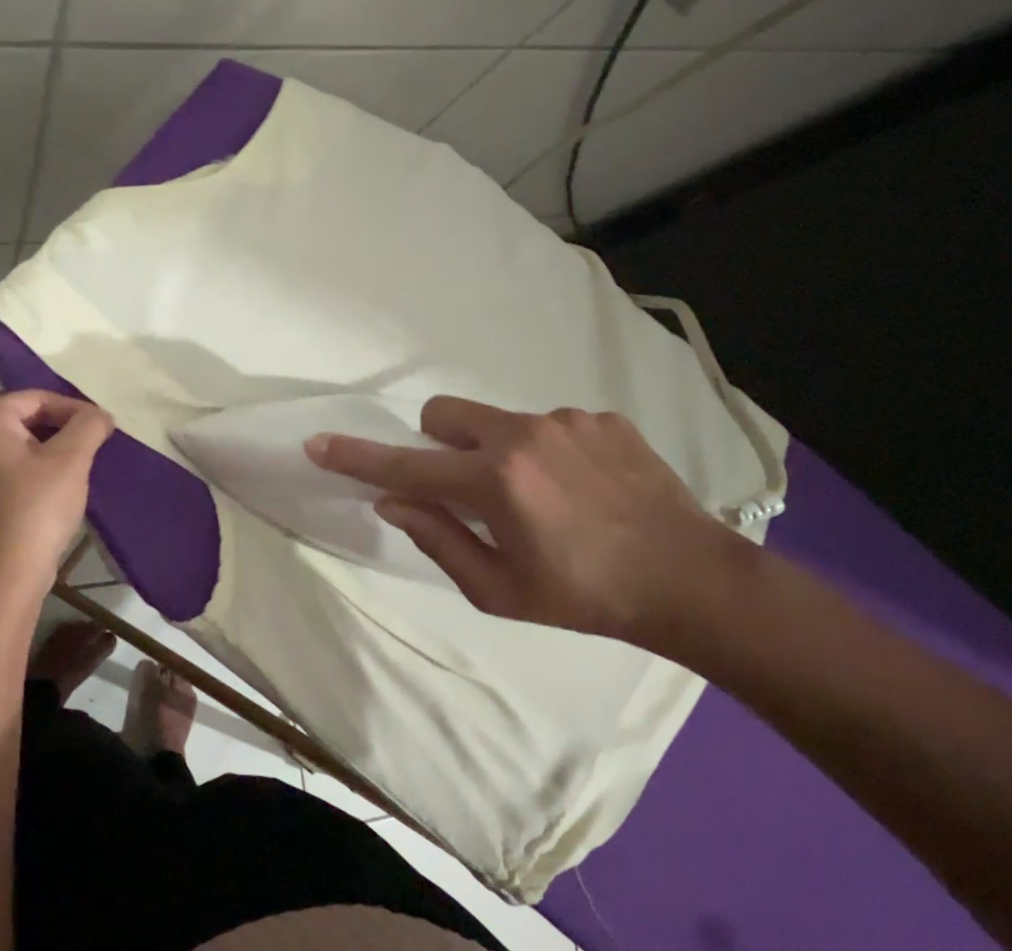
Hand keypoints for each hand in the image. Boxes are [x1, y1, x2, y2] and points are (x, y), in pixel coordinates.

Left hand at [0, 390, 114, 594]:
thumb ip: (89, 424)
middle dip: (58, 424)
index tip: (104, 427)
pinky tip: (59, 478)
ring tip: (80, 458)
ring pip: (17, 437)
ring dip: (49, 443)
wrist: (8, 573)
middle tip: (90, 439)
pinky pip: (9, 458)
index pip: (37, 397)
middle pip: (24, 413)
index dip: (74, 409)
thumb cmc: (37, 508)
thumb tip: (100, 414)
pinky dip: (34, 461)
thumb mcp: (71, 459)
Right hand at [305, 396, 746, 643]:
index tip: (318, 443)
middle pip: (444, 414)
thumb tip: (393, 504)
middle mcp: (524, 436)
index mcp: (494, 482)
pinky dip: (547, 452)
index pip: (405, 467)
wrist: (693, 582)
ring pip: (498, 420)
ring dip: (497, 452)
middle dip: (438, 444)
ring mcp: (568, 421)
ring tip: (543, 499)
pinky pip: (549, 425)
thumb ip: (438, 539)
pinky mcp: (604, 419)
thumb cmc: (585, 598)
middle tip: (467, 489)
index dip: (356, 458)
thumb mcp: (499, 590)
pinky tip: (582, 489)